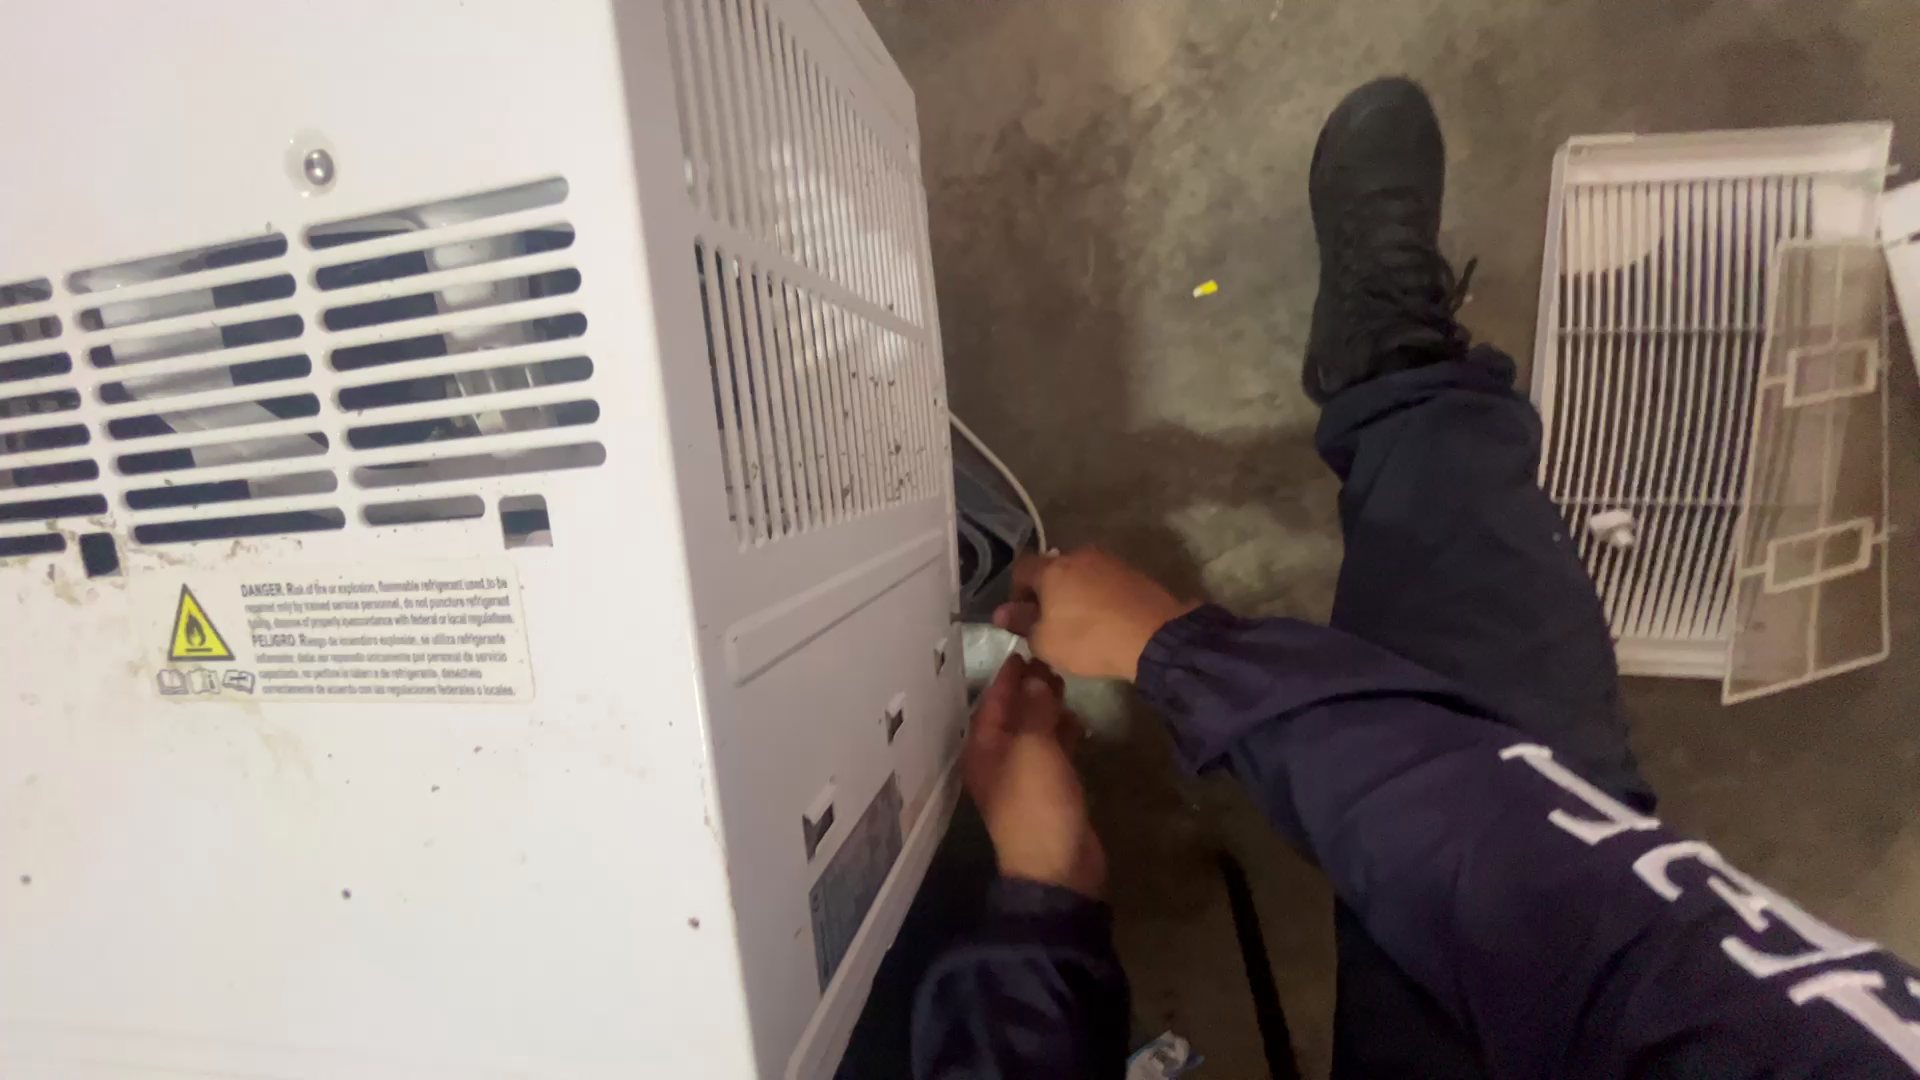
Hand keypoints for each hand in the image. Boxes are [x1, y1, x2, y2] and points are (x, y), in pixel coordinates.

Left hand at [963, 655, 1105, 898]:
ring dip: (1047, 709)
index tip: (1022, 651)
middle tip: (1050, 663)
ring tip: (1065, 684)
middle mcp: (999, 759)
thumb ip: (1035, 709)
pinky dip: (1062, 733)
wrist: (1058, 868)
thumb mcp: (1034, 748)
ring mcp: (1024, 775)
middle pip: (1013, 715)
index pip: (993, 702)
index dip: (1008, 677)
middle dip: (1029, 690)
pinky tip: (1077, 720)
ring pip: (1034, 731)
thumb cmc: (1036, 802)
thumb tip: (1034, 680)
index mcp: (984, 748)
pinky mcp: (1050, 789)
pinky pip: (1052, 751)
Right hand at [993, 548, 1195, 681]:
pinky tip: (1104, 619)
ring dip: (1074, 593)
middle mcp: (1078, 556)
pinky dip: (1098, 596)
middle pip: (1052, 569)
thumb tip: (1001, 613)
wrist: (1153, 636)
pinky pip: (1104, 581)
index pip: (1021, 568)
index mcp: (1051, 568)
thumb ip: (1021, 624)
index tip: (1022, 616)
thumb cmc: (1088, 638)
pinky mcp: (1133, 572)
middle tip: (1049, 622)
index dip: (1015, 592)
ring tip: (1079, 622)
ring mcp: (1109, 561)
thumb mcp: (1045, 642)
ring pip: (1080, 574)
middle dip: (1047, 592)